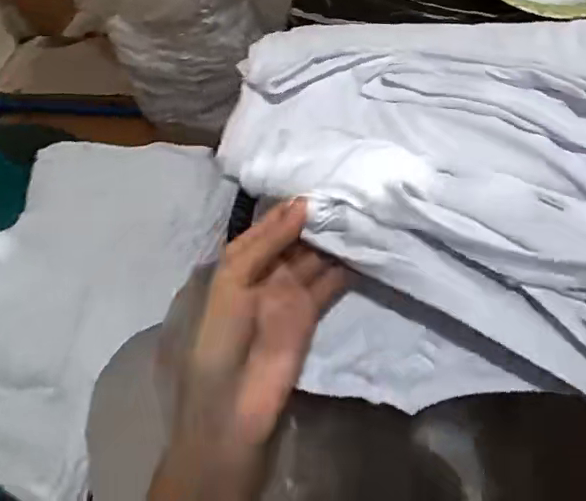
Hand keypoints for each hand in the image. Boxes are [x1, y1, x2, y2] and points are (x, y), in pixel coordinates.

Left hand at [150, 197, 349, 500]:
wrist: (232, 407)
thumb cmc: (220, 337)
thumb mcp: (233, 278)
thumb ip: (268, 240)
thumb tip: (304, 203)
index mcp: (241, 260)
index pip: (270, 223)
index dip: (291, 205)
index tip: (320, 179)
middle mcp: (268, 269)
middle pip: (297, 236)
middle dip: (318, 216)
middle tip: (348, 190)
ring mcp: (291, 290)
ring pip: (316, 254)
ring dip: (334, 236)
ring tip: (361, 208)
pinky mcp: (313, 310)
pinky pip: (332, 279)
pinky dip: (347, 263)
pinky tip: (365, 243)